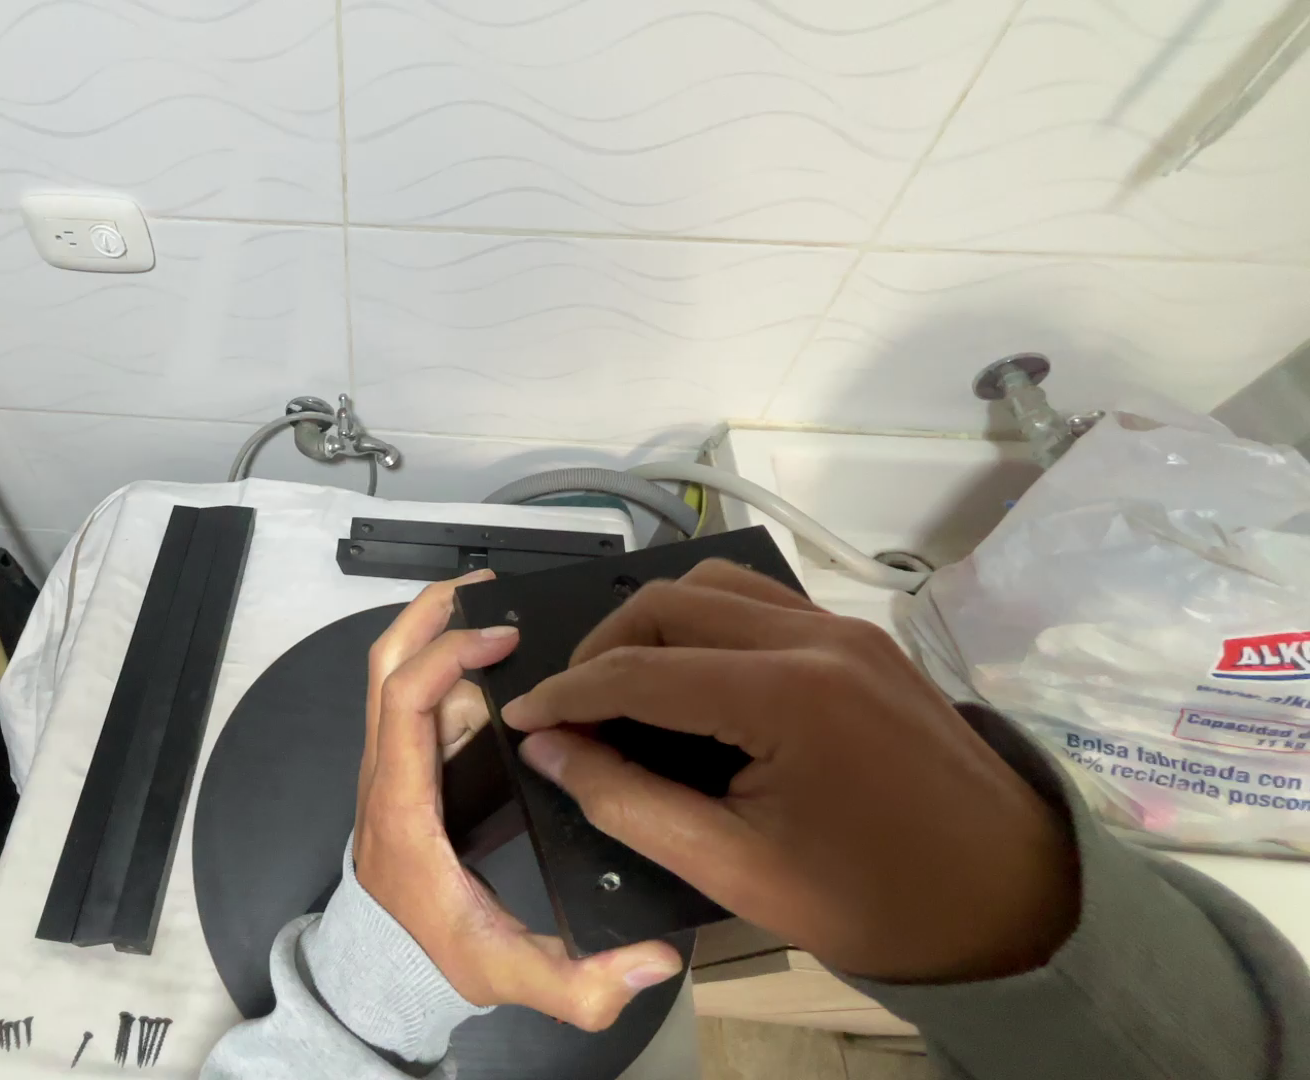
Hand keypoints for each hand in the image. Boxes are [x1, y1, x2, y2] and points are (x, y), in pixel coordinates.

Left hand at [353, 570, 683, 1029]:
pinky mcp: (408, 758)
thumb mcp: (505, 976)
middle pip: (383, 665)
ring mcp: (392, 758)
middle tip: (483, 585)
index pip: (404, 703)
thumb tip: (654, 957)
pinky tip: (497, 663)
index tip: (506, 639)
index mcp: (401, 804)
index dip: (448, 657)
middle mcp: (385, 768)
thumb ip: (577, 984)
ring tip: (497, 610)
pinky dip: (449, 664)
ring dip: (437, 631)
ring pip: (393, 671)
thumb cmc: (439, 955)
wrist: (386, 955)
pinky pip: (418, 694)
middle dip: (427, 614)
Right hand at [500, 559, 1077, 982]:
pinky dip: (698, 620)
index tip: (520, 717)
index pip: (637, 671)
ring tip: (625, 682)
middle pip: (664, 605)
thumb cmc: (879, 904)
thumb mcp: (736, 871)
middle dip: (600, 650)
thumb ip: (626, 802)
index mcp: (786, 697)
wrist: (1026, 907)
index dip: (565, 693)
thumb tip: (548, 751)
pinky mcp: (855, 634)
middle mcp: (813, 637)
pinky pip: (752, 598)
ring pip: (707, 585)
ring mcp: (841, 627)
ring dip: (648, 624)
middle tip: (575, 709)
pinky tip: (691, 669)